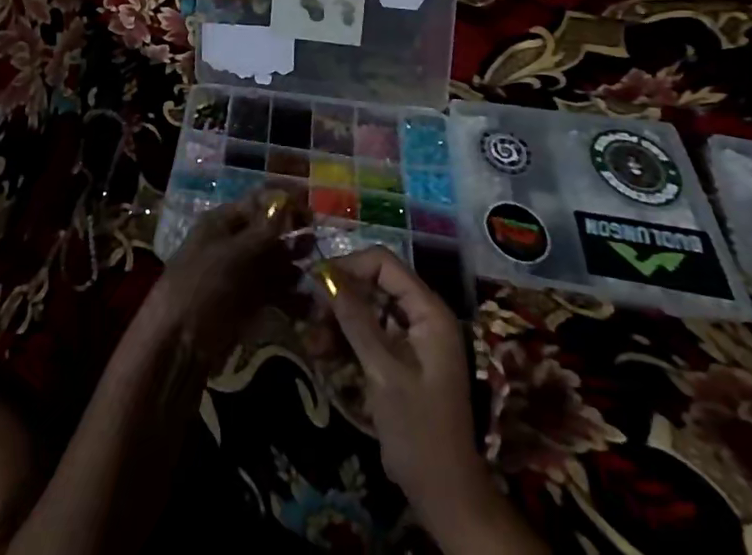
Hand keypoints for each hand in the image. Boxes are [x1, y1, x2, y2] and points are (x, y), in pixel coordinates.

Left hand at [143, 189, 309, 369]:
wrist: (179, 341)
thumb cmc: (201, 286)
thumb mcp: (231, 254)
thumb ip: (262, 231)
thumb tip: (287, 200)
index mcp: (221, 223)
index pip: (258, 203)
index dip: (285, 203)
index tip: (313, 211)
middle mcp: (233, 243)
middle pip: (271, 233)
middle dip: (295, 236)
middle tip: (318, 244)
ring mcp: (243, 273)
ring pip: (278, 263)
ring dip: (298, 267)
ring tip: (318, 273)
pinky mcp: (250, 302)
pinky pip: (278, 293)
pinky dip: (295, 298)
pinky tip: (312, 306)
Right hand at [319, 248, 489, 528]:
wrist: (441, 487)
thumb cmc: (418, 427)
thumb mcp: (382, 370)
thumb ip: (356, 320)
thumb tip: (326, 275)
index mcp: (429, 313)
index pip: (384, 264)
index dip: (348, 267)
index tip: (316, 286)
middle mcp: (421, 317)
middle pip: (372, 283)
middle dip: (338, 296)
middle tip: (310, 318)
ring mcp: (409, 337)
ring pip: (365, 308)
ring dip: (336, 321)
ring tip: (312, 344)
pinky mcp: (397, 357)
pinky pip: (365, 332)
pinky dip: (343, 339)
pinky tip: (323, 355)